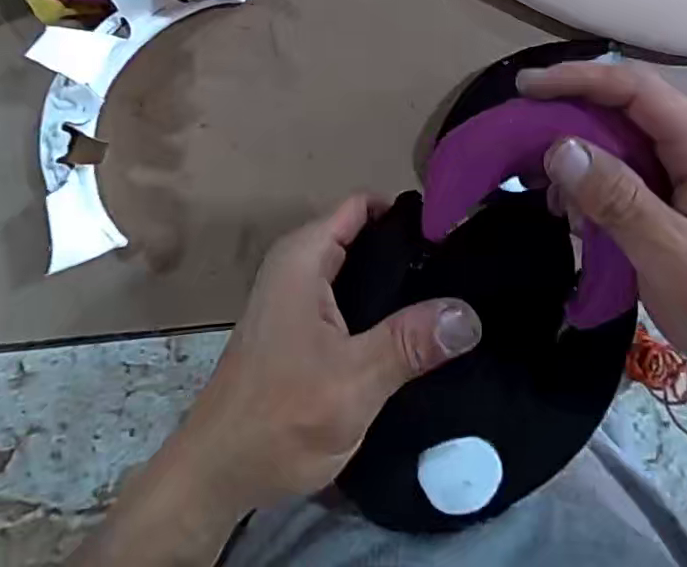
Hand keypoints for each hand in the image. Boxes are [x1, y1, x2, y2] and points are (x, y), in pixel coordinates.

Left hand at [75, 196, 481, 564]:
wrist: (216, 480)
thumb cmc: (278, 420)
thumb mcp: (354, 380)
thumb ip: (411, 342)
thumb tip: (470, 314)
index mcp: (303, 257)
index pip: (365, 205)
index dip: (409, 212)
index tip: (455, 232)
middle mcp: (298, 265)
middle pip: (367, 236)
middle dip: (411, 250)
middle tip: (462, 272)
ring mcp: (299, 297)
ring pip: (361, 269)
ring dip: (399, 283)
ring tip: (450, 297)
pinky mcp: (303, 328)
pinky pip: (353, 297)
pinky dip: (382, 306)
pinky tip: (415, 329)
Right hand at [519, 62, 686, 402]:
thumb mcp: (678, 262)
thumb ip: (621, 202)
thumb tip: (560, 147)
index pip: (639, 90)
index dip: (580, 79)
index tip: (527, 88)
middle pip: (627, 108)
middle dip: (571, 118)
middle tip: (521, 142)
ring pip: (623, 139)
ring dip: (581, 157)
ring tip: (549, 193)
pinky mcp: (681, 197)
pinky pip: (628, 172)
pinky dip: (595, 185)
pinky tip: (578, 215)